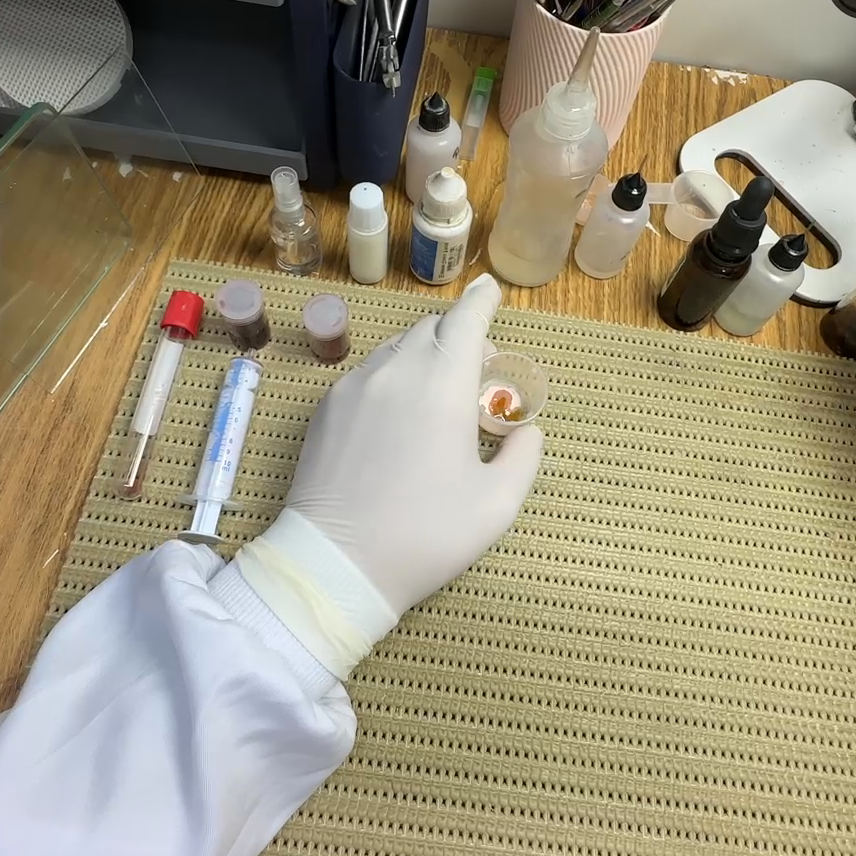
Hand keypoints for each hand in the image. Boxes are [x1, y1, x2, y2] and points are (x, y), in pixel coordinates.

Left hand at [234, 275, 543, 674]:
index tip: (492, 291)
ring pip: (398, 348)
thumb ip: (523, 458)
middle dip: (458, 338)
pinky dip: (393, 377)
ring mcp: (355, 386)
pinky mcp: (327, 406)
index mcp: (440, 387)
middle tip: (474, 377)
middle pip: (432, 329)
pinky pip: (369, 372)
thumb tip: (528, 431)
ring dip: (425, 356)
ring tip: (435, 400)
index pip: (465, 320)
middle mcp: (396, 372)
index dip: (482, 301)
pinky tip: (396, 420)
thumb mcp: (495, 506)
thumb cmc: (423, 536)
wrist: (335, 564)